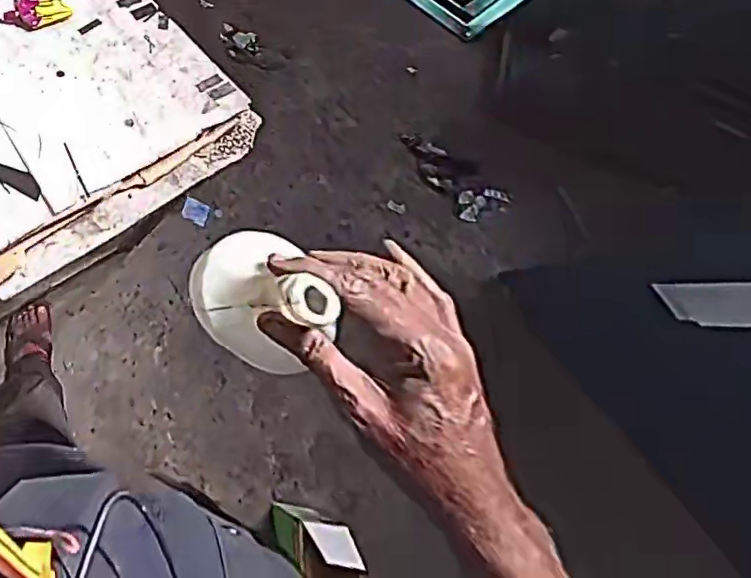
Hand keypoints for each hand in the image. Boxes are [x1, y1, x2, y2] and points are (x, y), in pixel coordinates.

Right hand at [260, 243, 566, 577]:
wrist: (470, 495)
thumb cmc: (427, 464)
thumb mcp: (360, 411)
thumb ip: (318, 358)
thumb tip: (280, 325)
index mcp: (424, 349)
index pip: (359, 290)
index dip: (315, 272)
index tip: (286, 266)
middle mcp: (443, 336)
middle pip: (379, 277)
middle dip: (330, 264)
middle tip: (293, 265)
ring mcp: (450, 337)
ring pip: (402, 277)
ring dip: (358, 262)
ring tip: (322, 261)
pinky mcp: (450, 342)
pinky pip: (427, 290)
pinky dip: (402, 268)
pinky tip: (390, 255)